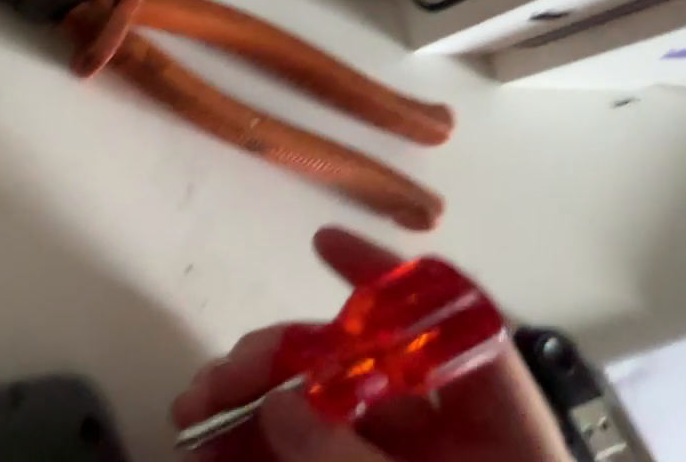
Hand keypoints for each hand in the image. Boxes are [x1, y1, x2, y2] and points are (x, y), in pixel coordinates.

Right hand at [171, 229, 571, 461]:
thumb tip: (279, 404)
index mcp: (495, 433)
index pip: (453, 326)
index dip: (391, 277)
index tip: (320, 245)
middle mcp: (441, 434)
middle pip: (350, 361)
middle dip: (271, 359)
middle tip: (214, 381)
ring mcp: (391, 459)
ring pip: (307, 399)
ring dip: (243, 400)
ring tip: (190, 417)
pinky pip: (294, 445)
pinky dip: (249, 444)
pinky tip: (207, 449)